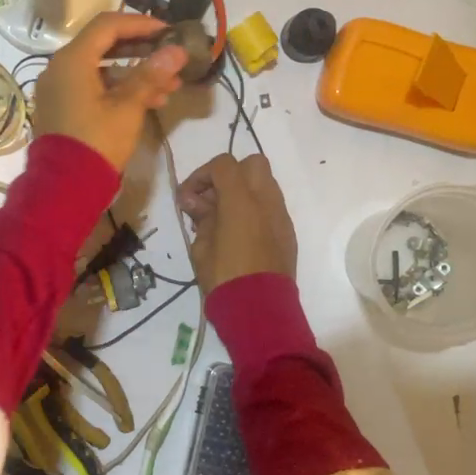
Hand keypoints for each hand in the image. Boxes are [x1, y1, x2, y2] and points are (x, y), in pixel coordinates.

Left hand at [32, 13, 187, 170]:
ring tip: (169, 89)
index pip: (108, 25)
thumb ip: (151, 75)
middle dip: (141, 53)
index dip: (141, 24)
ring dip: (135, 75)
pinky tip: (148, 103)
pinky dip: (118, 91)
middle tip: (171, 59)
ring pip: (101, 71)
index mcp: (72, 60)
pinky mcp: (61, 109)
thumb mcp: (128, 107)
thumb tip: (177, 51)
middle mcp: (59, 69)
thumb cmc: (97, 142)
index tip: (168, 32)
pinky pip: (92, 89)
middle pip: (104, 46)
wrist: (65, 189)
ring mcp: (58, 90)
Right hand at [179, 153, 297, 294]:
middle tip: (210, 200)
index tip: (187, 198)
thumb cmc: (224, 278)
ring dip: (244, 191)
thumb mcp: (201, 247)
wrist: (259, 310)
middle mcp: (266, 201)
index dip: (201, 175)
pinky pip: (271, 207)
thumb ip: (200, 216)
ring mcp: (281, 216)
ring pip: (265, 184)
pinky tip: (239, 233)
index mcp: (241, 201)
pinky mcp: (288, 233)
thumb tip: (195, 201)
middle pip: (252, 164)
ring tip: (223, 218)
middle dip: (229, 175)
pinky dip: (255, 209)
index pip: (223, 165)